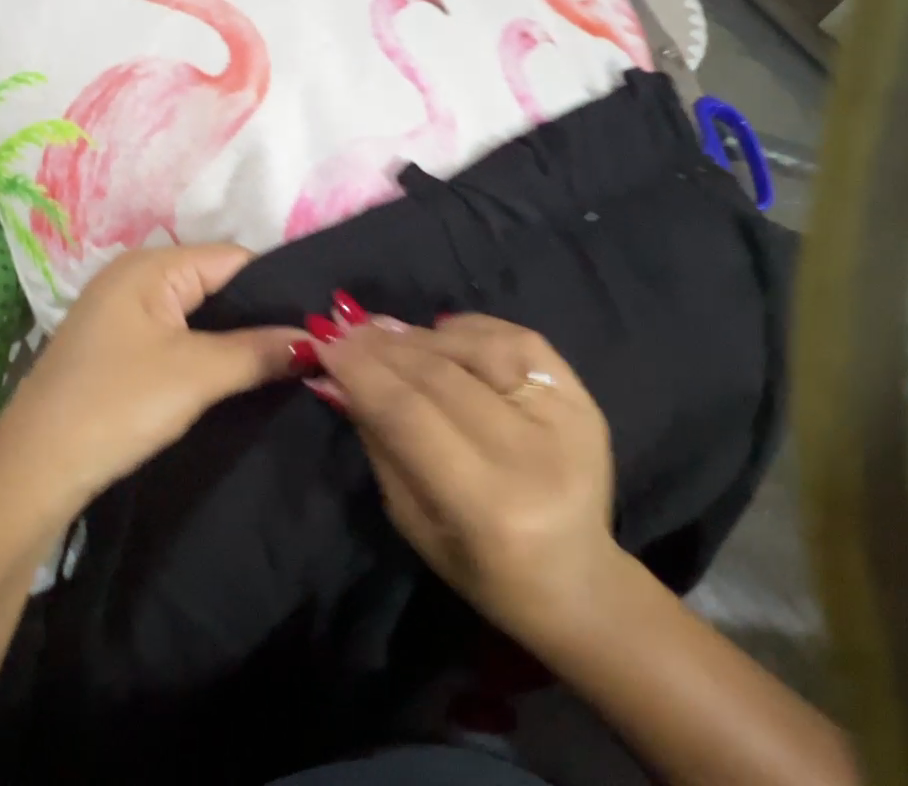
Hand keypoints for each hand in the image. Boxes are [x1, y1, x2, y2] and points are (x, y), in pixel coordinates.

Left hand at [0, 245, 307, 507]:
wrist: (37, 466)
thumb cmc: (118, 404)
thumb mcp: (198, 374)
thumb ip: (260, 352)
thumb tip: (316, 340)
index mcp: (149, 265)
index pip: (235, 259)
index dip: (279, 289)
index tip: (319, 327)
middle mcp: (132, 276)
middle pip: (216, 284)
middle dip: (258, 316)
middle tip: (308, 351)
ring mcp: (119, 313)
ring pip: (196, 314)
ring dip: (233, 339)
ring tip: (280, 366)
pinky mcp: (114, 347)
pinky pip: (174, 336)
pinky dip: (204, 353)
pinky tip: (232, 378)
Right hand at [311, 312, 621, 636]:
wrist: (574, 579)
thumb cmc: (479, 565)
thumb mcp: (411, 517)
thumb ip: (378, 442)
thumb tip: (336, 378)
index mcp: (485, 502)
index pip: (408, 414)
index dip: (361, 373)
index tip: (324, 346)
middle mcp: (531, 453)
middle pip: (440, 376)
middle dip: (382, 347)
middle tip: (343, 329)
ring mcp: (566, 419)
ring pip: (480, 348)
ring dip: (421, 334)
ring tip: (381, 330)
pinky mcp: (584, 399)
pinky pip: (521, 340)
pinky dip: (471, 328)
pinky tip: (437, 330)